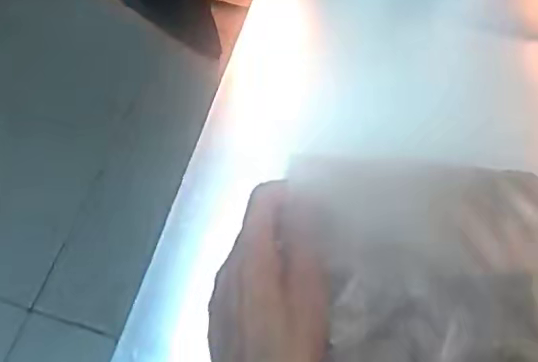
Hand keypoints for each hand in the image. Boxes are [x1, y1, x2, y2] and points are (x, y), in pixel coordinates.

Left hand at [209, 181, 329, 361]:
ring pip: (248, 251)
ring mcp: (218, 295)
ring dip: (276, 248)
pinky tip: (283, 298)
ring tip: (306, 268)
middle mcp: (225, 268)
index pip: (261, 197)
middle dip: (286, 221)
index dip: (289, 192)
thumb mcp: (308, 292)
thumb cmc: (290, 348)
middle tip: (319, 237)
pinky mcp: (219, 319)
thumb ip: (303, 240)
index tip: (315, 205)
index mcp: (247, 256)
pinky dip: (262, 273)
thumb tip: (303, 198)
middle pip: (254, 223)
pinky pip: (240, 279)